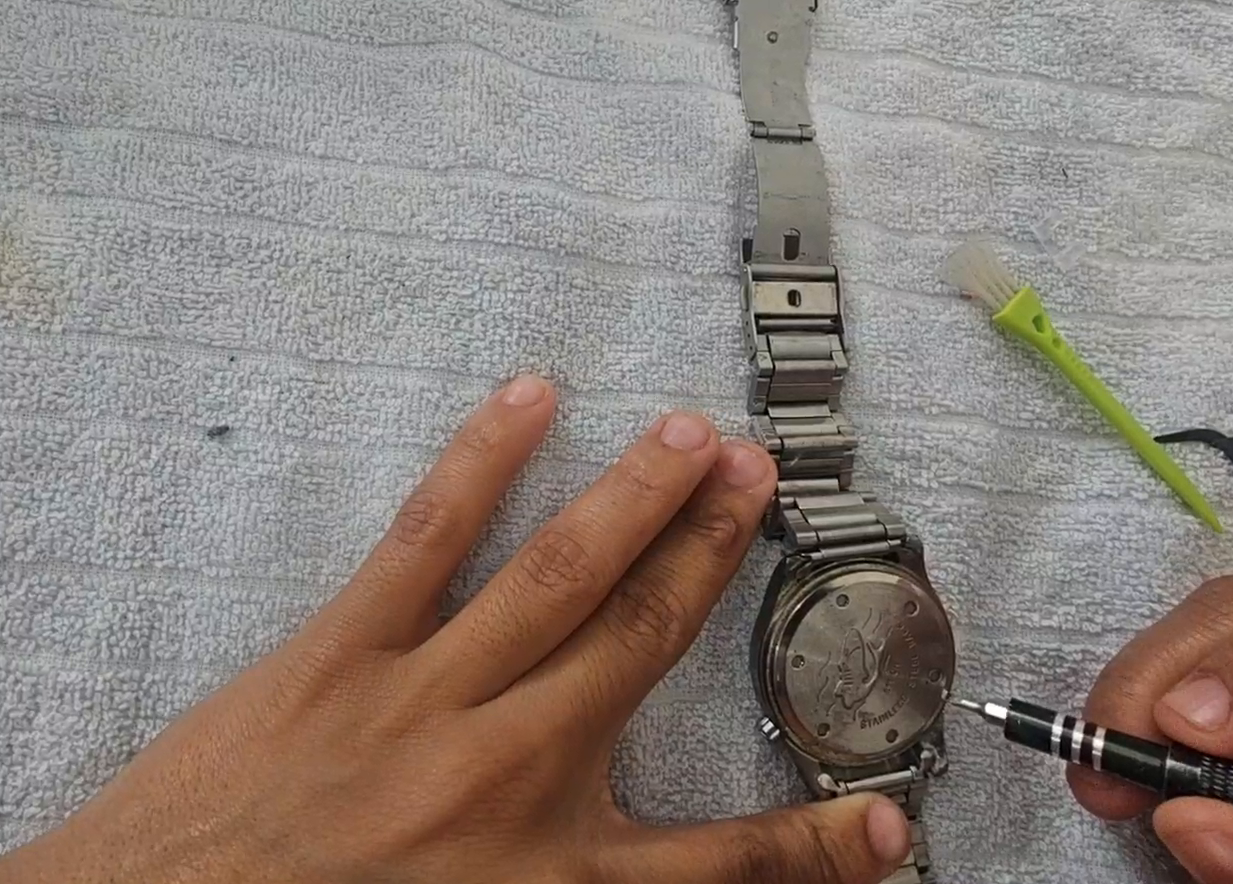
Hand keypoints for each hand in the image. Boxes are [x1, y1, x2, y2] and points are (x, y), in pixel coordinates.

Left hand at [0, 377, 912, 883]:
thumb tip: (616, 855)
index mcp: (540, 881)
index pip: (713, 876)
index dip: (812, 854)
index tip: (888, 820)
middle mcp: (502, 774)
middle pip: (642, 643)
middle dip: (711, 555)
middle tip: (759, 480)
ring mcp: (424, 696)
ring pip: (557, 577)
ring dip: (632, 499)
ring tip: (688, 436)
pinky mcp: (345, 646)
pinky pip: (429, 536)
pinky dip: (485, 461)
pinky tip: (529, 398)